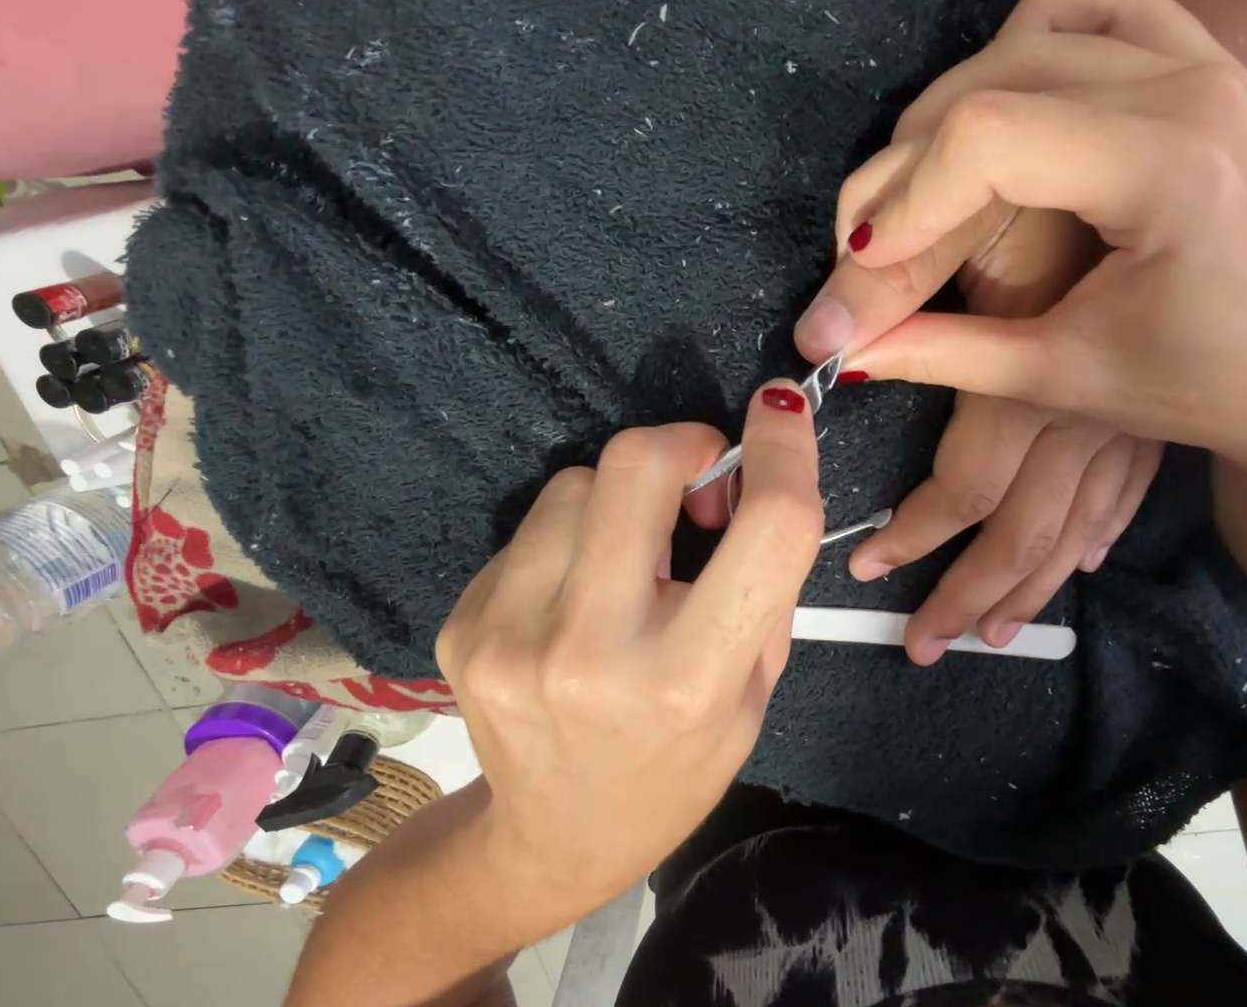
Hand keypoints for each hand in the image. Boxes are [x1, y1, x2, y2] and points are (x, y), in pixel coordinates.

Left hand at [433, 383, 823, 928]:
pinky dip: (570, 539)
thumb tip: (745, 476)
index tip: (781, 409)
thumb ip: (761, 585)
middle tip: (698, 487)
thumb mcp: (753, 695)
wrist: (554, 839)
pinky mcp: (462, 623)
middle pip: (639, 464)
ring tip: (629, 561)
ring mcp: (511, 635)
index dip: (783, 450)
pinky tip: (573, 596)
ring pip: (578, 482)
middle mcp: (592, 650)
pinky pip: (533, 527)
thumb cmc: (676, 767)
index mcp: (690, 680)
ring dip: (620, 501)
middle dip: (683, 446)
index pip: (765, 528)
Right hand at [830, 0, 1246, 484]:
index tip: (859, 264)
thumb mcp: (1054, 378)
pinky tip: (1002, 99)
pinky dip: (1029, 42)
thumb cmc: (1185, 388)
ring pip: (1028, 41)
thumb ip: (939, 352)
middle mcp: (1191, 90)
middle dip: (909, 167)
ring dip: (952, 111)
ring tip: (925, 189)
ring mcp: (1202, 62)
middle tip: (874, 246)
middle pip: (994, 83)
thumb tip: (831, 346)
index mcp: (1169, 172)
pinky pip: (1094, 8)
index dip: (903, 198)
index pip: (990, 140)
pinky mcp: (1198, 62)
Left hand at [848, 213, 1162, 662]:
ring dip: (1030, 587)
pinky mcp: (1155, 407)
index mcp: (1033, 386)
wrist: (1189, 164)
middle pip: (1024, 536)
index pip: (965, 488)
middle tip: (925, 644)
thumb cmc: (1069, 186)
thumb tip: (819, 341)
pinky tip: (1086, 564)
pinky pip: (1126, 496)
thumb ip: (891, 290)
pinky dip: (1097, 535)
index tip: (864, 565)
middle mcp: (1083, 420)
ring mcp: (1128, 420)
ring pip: (1074, 530)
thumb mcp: (974, 229)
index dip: (912, 533)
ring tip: (991, 633)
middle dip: (969, 596)